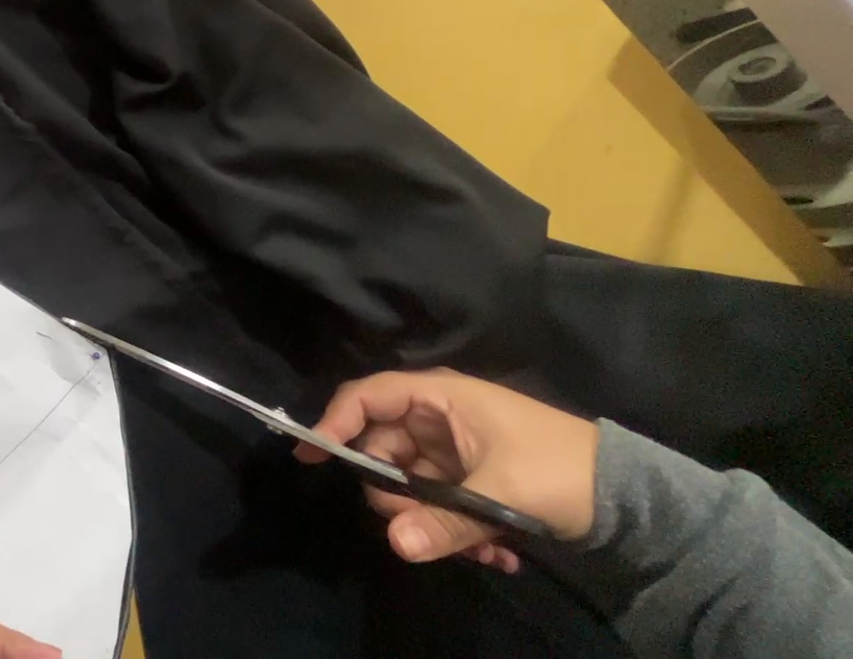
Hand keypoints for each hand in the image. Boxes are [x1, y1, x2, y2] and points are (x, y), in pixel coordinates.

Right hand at [295, 368, 599, 571]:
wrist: (637, 502)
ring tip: (475, 548)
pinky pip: (436, 500)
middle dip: (392, 490)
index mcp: (437, 397)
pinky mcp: (468, 478)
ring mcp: (450, 449)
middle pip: (380, 446)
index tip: (313, 456)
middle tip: (412, 524)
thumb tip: (396, 544)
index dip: (335, 421)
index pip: (366, 397)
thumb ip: (444, 519)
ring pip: (407, 480)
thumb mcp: (503, 496)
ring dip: (427, 517)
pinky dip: (453, 527)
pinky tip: (493, 553)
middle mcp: (435, 417)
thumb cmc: (561, 471)